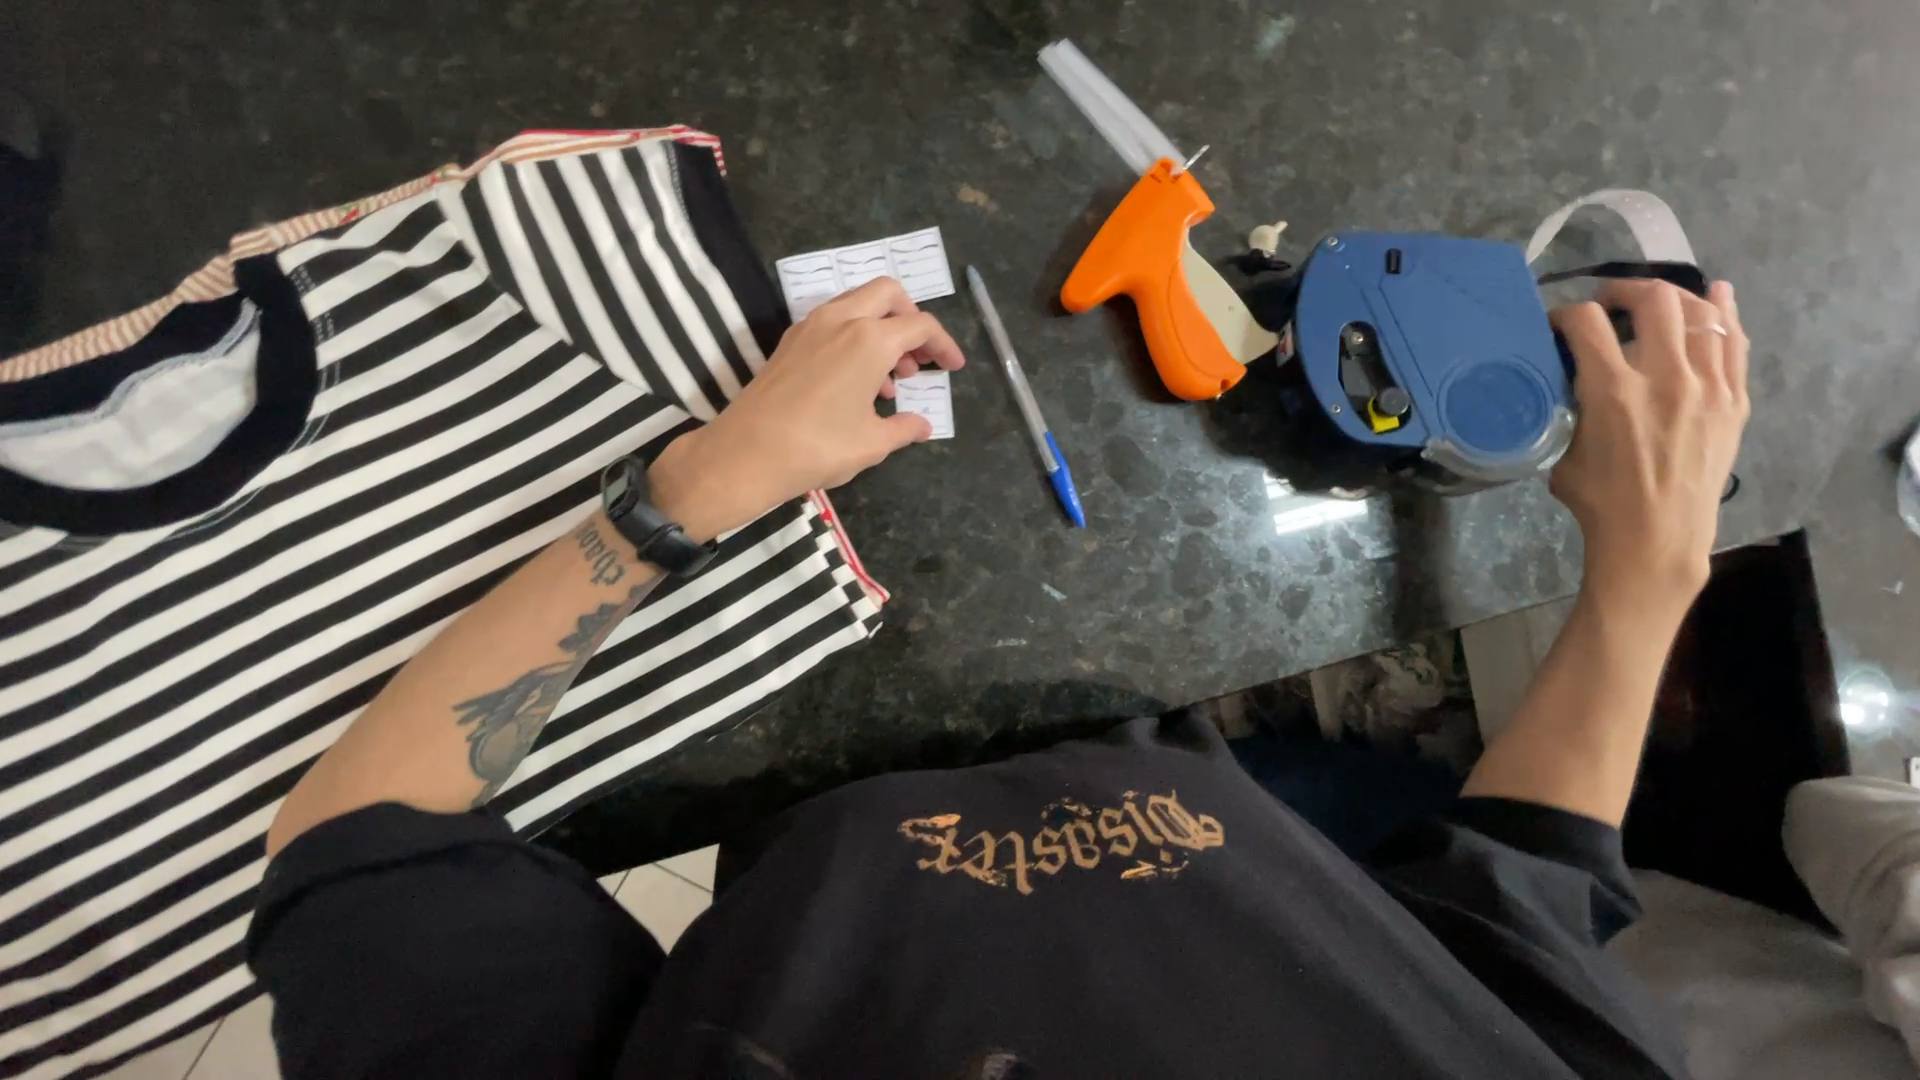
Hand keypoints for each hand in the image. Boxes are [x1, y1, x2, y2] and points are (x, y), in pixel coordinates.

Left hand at [646, 278, 965, 539]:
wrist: (747, 452)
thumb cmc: (819, 446)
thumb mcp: (872, 443)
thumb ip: (903, 428)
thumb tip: (922, 426)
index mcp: (870, 340)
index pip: (921, 325)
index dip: (944, 345)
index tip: (953, 368)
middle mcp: (842, 320)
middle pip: (888, 294)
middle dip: (911, 319)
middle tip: (918, 358)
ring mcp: (811, 326)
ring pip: (858, 304)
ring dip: (882, 329)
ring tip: (890, 381)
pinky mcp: (791, 341)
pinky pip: (834, 322)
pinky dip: (854, 338)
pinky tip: (856, 382)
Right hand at [1550, 279, 1749, 621]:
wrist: (1656, 532)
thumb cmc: (1597, 498)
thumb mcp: (1562, 450)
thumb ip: (1570, 410)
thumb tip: (1569, 384)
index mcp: (1611, 393)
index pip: (1587, 324)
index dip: (1565, 314)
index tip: (1555, 322)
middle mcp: (1664, 378)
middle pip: (1653, 301)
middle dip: (1623, 291)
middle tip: (1606, 302)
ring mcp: (1707, 385)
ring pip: (1700, 312)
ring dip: (1672, 297)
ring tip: (1652, 302)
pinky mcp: (1734, 397)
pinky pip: (1733, 339)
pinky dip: (1724, 311)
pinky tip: (1715, 296)